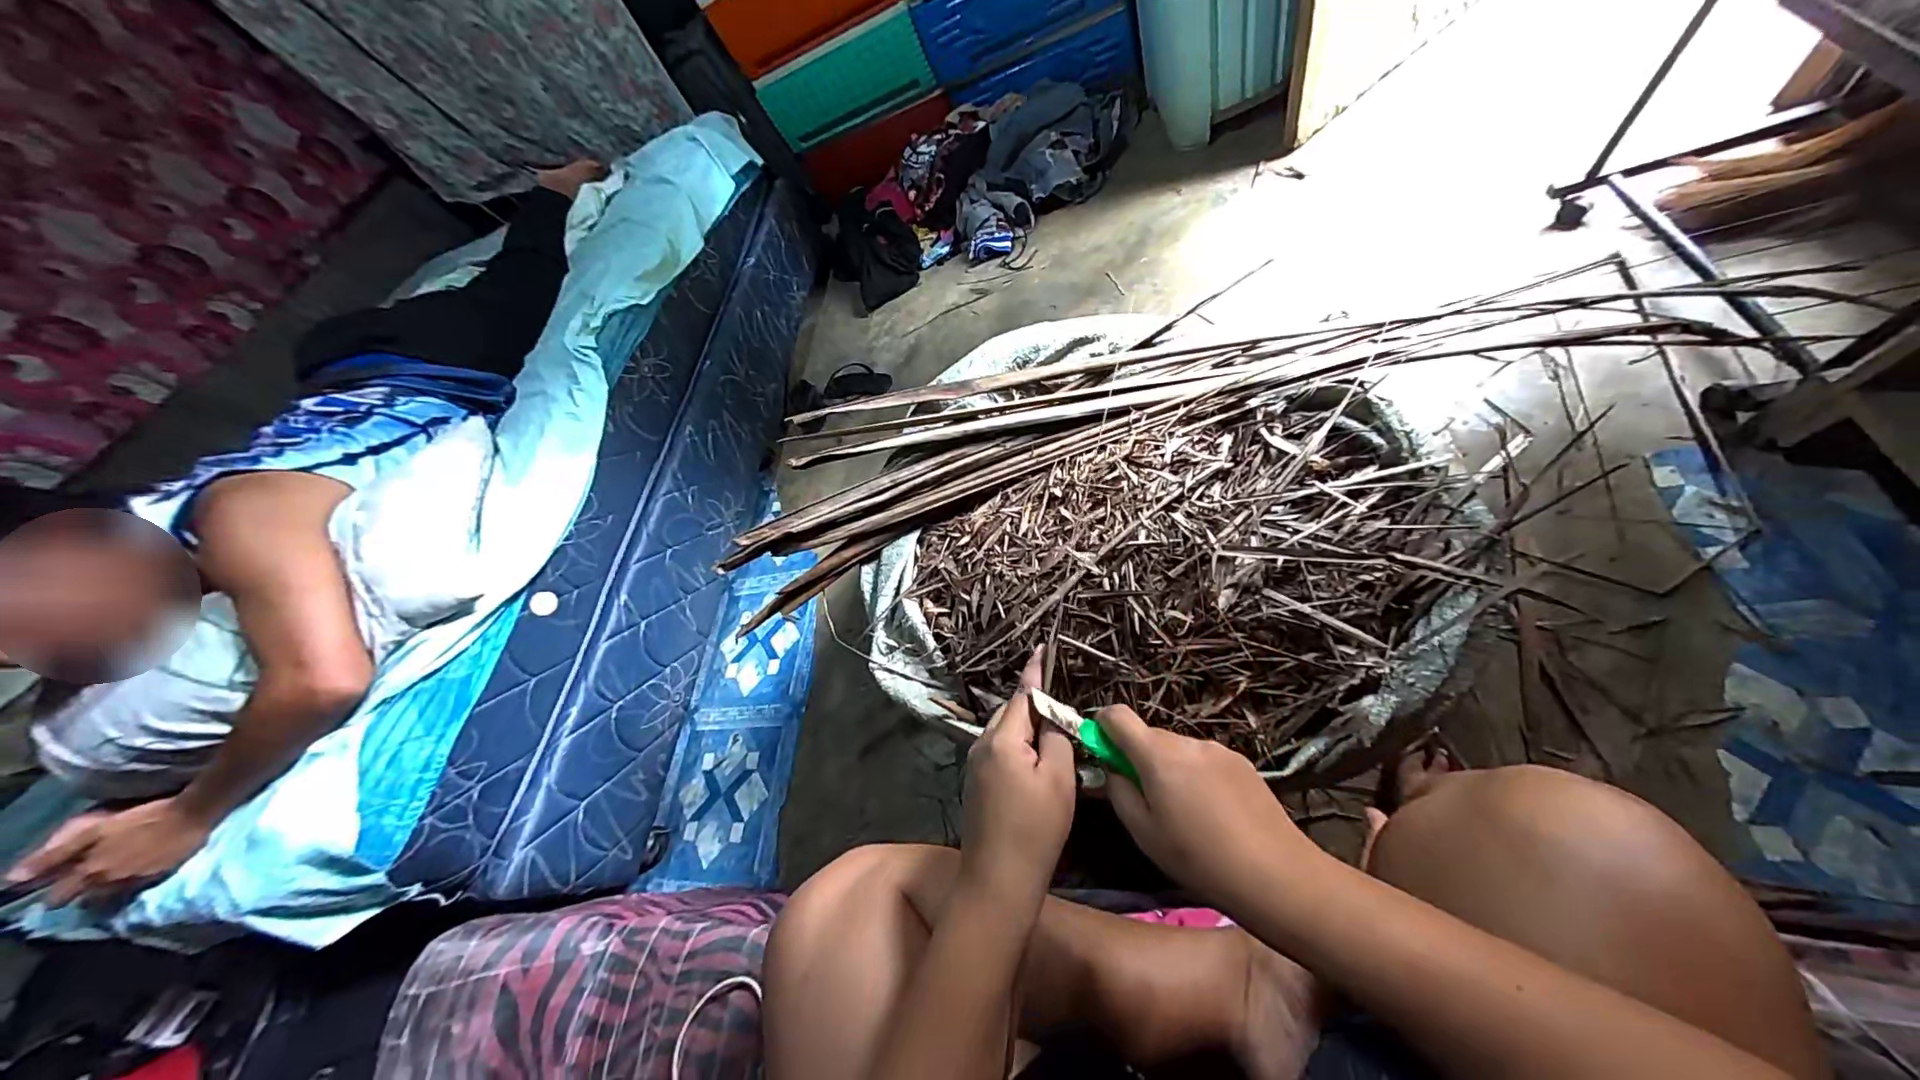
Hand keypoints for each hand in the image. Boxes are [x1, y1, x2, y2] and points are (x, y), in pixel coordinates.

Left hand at [7, 797, 211, 905]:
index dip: (54, 894)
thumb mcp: (96, 831)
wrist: (195, 813)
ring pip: (111, 896)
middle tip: (89, 881)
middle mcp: (110, 882)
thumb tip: (12, 878)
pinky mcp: (161, 875)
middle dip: (82, 894)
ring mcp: (138, 880)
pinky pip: (137, 887)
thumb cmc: (143, 818)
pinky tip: (139, 870)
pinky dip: (132, 883)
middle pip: (85, 900)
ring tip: (115, 877)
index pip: (58, 897)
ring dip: (108, 891)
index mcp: (90, 871)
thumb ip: (56, 855)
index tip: (57, 887)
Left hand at [960, 647, 1075, 903]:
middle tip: (1061, 702)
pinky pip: (999, 752)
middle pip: (1010, 714)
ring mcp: (975, 767)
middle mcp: (981, 747)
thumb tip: (1049, 717)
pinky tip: (1034, 758)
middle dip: (1033, 704)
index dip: (1034, 672)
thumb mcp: (1058, 778)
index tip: (1041, 648)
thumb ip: (1055, 738)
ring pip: (1004, 733)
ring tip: (1052, 728)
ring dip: (1026, 727)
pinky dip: (1018, 746)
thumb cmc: (1036, 828)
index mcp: (1001, 740)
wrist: (998, 880)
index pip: (1021, 695)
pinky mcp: (976, 785)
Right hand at [1097, 704, 1321, 905]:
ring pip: (1178, 749)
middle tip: (1146, 799)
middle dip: (1138, 757)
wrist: (1277, 875)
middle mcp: (1187, 742)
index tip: (1103, 753)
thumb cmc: (1199, 859)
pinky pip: (1204, 760)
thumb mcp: (1144, 833)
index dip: (1102, 727)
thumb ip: (1118, 792)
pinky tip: (1213, 813)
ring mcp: (1218, 749)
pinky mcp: (1242, 762)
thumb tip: (1113, 770)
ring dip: (1169, 768)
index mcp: (1157, 755)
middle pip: (1149, 735)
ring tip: (1185, 813)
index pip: (1117, 716)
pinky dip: (1196, 776)